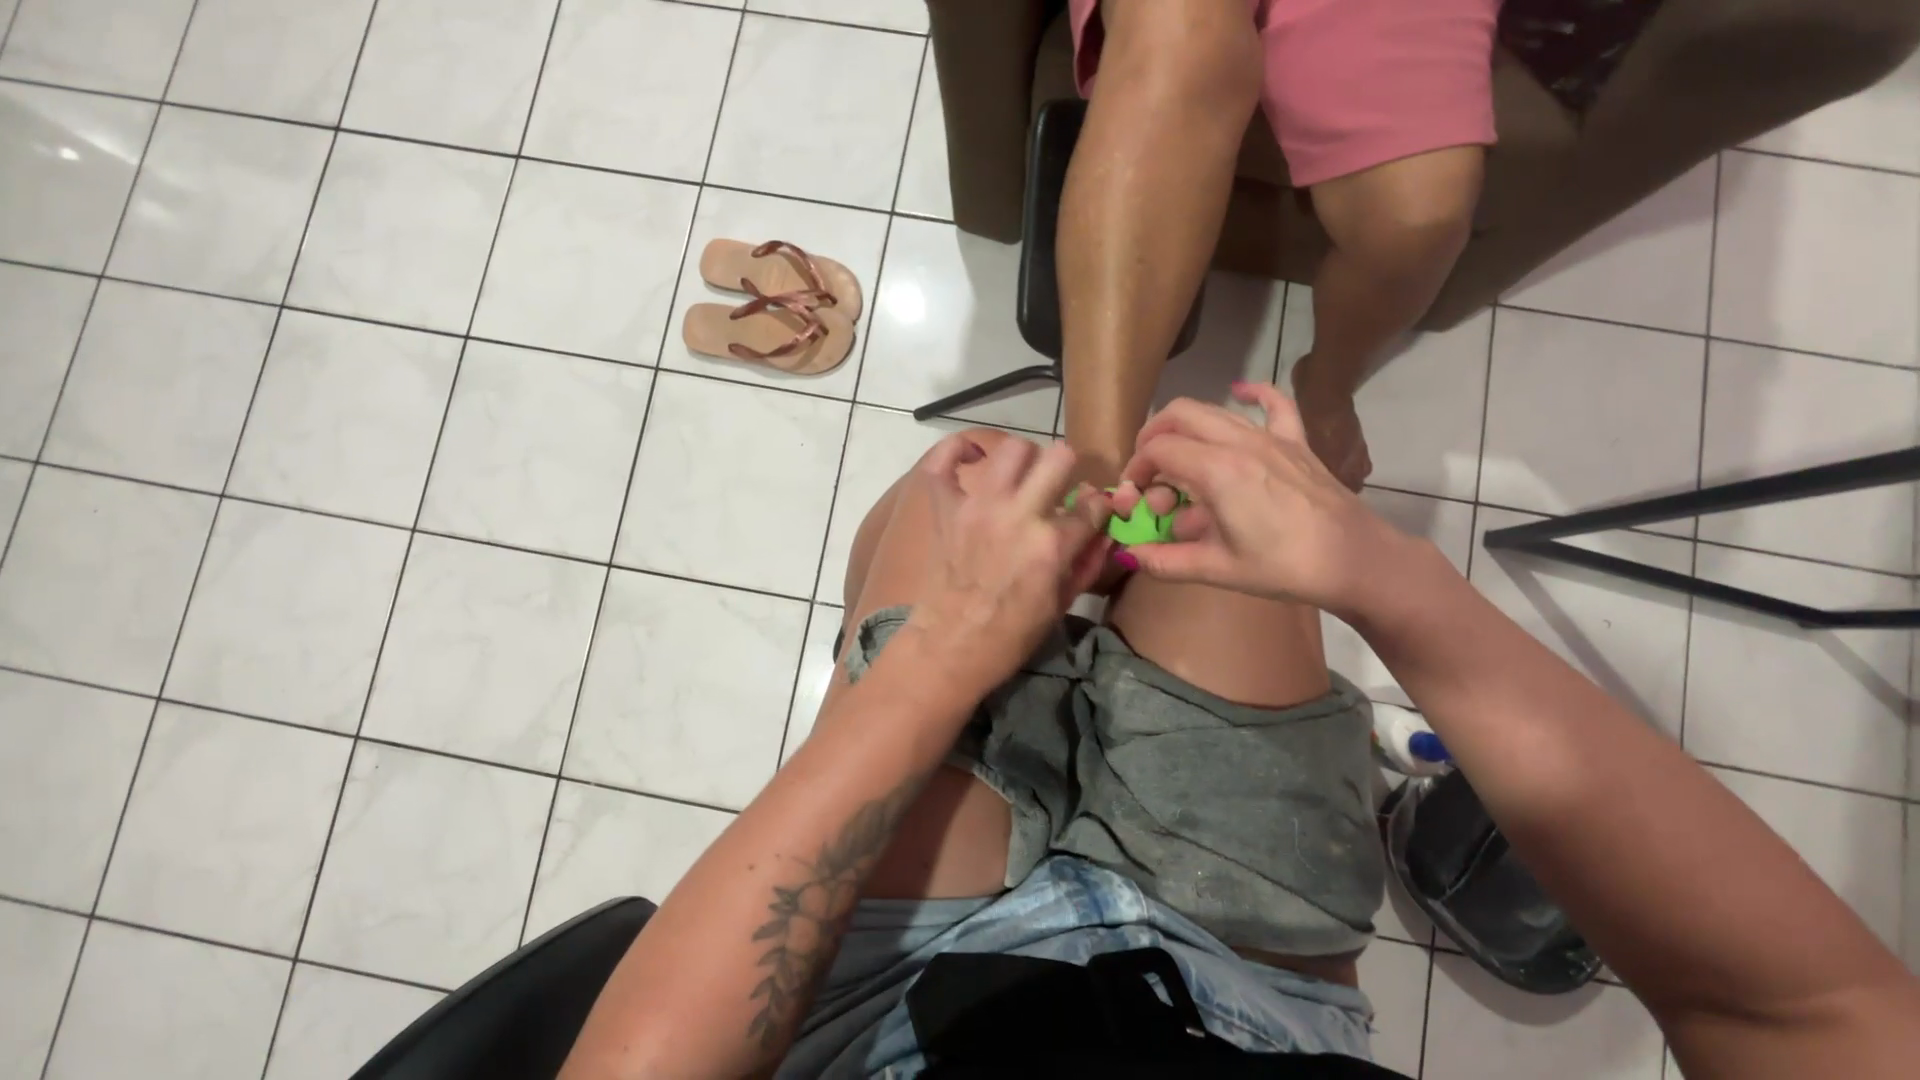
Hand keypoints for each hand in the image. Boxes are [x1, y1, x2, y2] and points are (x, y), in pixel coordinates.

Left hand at [907, 434, 1112, 687]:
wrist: (952, 646)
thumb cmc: (1012, 634)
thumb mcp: (1062, 603)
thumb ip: (1087, 562)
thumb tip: (1105, 532)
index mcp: (1052, 544)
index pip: (1091, 504)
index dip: (1099, 506)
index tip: (1093, 511)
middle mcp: (1018, 515)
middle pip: (1058, 458)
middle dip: (1067, 469)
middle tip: (1058, 487)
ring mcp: (978, 507)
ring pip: (1012, 449)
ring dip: (1024, 458)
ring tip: (1022, 476)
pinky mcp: (946, 509)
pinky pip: (941, 464)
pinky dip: (954, 452)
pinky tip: (971, 456)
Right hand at [1114, 383, 1405, 614]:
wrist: (1353, 560)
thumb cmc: (1283, 566)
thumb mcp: (1216, 569)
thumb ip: (1164, 561)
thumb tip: (1128, 556)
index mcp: (1216, 470)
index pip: (1158, 448)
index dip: (1137, 468)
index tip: (1135, 496)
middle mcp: (1239, 442)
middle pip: (1179, 415)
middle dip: (1152, 436)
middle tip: (1148, 470)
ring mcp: (1270, 437)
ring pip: (1214, 409)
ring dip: (1186, 427)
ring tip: (1180, 459)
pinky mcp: (1296, 441)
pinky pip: (1274, 403)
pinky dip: (1252, 393)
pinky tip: (1240, 393)